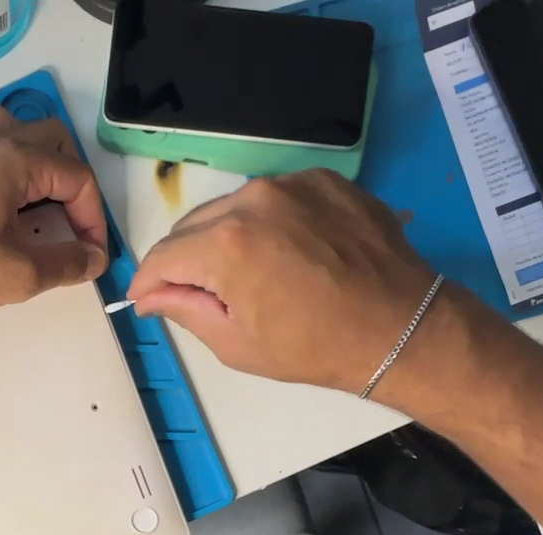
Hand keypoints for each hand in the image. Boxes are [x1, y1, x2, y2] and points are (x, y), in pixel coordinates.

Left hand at [0, 106, 110, 314]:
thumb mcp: (20, 275)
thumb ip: (65, 264)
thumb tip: (95, 259)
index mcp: (16, 162)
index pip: (77, 177)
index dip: (93, 218)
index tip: (92, 254)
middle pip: (49, 138)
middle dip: (70, 180)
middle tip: (71, 221)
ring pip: (7, 128)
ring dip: (30, 156)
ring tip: (35, 195)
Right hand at [128, 170, 469, 394]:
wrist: (398, 326)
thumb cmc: (312, 346)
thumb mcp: (236, 343)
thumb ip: (184, 310)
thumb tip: (151, 296)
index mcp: (226, 245)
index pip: (162, 256)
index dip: (146, 282)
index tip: (144, 300)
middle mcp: (252, 201)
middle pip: (191, 227)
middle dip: (182, 261)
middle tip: (194, 294)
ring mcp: (291, 184)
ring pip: (229, 208)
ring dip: (221, 239)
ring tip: (243, 274)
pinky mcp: (322, 179)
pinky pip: (271, 198)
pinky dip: (263, 223)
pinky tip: (281, 253)